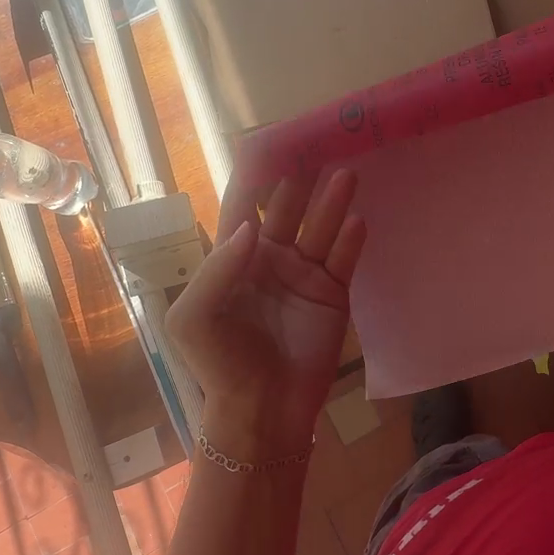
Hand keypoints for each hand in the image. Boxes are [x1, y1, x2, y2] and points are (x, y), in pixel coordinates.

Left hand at [168, 169, 365, 462]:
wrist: (262, 411)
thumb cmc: (220, 364)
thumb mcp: (195, 317)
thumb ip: (218, 269)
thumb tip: (250, 226)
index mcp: (234, 259)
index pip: (245, 206)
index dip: (256, 177)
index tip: (272, 143)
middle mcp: (271, 259)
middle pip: (288, 209)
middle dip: (300, 178)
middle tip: (318, 144)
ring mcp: (304, 276)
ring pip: (320, 229)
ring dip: (331, 202)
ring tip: (346, 173)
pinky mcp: (332, 295)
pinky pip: (343, 260)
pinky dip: (350, 240)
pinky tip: (358, 220)